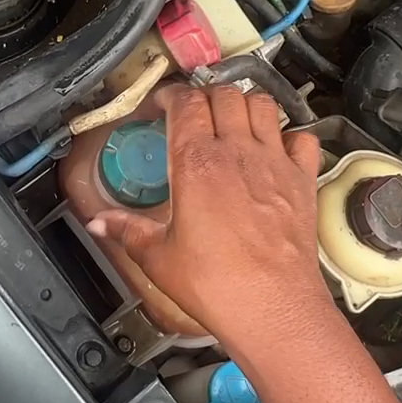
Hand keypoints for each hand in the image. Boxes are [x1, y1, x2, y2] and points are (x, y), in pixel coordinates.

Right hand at [86, 85, 331, 359]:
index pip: (185, 102)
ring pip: (264, 105)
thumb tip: (99, 221)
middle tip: (194, 112)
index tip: (162, 105)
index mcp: (196, 163)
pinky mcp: (302, 182)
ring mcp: (275, 163)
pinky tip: (275, 148)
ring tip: (232, 119)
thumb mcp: (157, 257)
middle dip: (206, 95)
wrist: (273, 309)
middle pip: (225, 94)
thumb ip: (126, 230)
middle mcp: (237, 152)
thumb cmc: (216, 284)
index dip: (171, 96)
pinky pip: (303, 138)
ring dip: (245, 104)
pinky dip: (289, 134)